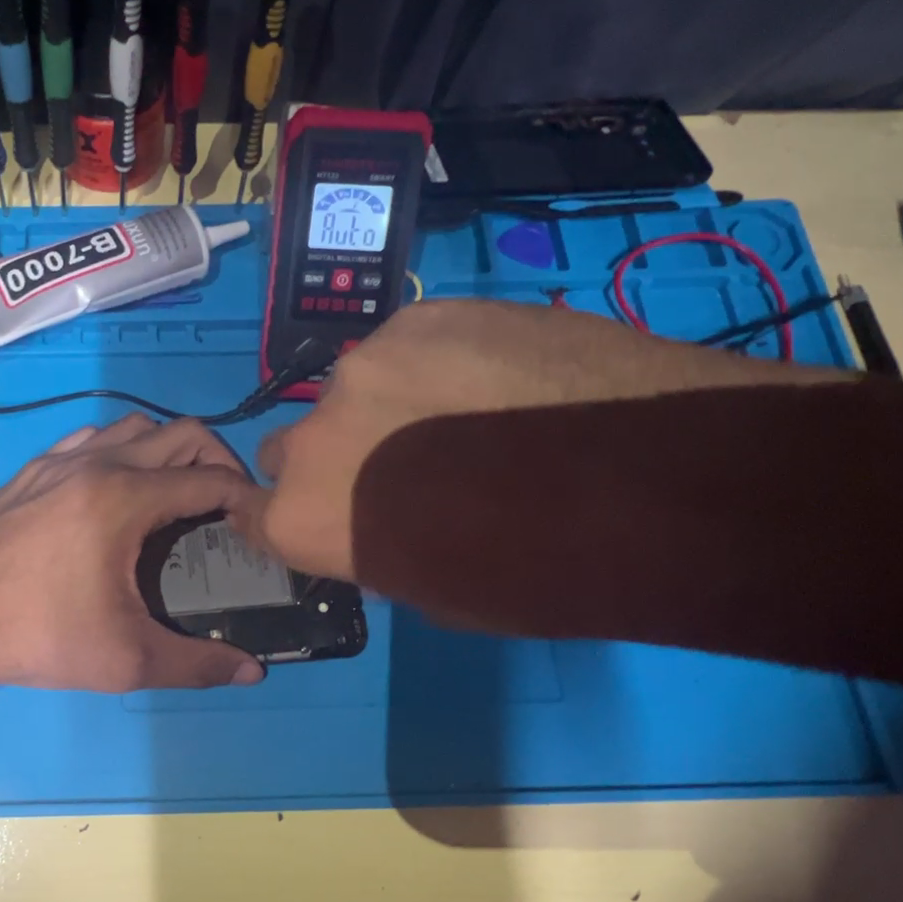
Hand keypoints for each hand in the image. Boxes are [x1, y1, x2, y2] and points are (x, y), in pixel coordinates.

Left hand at [0, 414, 267, 695]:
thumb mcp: (125, 660)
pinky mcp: (29, 471)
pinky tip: (114, 492)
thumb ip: (196, 664)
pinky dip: (121, 451)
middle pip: (180, 434)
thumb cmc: (36, 638)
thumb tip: (252, 674)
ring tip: (175, 497)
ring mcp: (56, 461)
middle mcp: (95, 464)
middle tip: (225, 506)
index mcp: (124, 498)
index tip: (257, 522)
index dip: (246, 496)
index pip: (209, 477)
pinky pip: (91, 439)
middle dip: (217, 460)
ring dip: (167, 451)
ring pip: (133, 428)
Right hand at [238, 299, 845, 578]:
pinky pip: (408, 343)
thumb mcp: (433, 589)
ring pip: (354, 389)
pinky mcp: (426, 312)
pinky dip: (435, 364)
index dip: (289, 518)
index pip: (253, 514)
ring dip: (390, 407)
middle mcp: (316, 431)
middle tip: (405, 472)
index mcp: (303, 514)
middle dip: (335, 462)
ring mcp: (369, 361)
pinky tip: (498, 382)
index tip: (323, 519)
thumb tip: (377, 520)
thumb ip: (372, 547)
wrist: (649, 482)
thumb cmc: (538, 573)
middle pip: (295, 446)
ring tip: (471, 420)